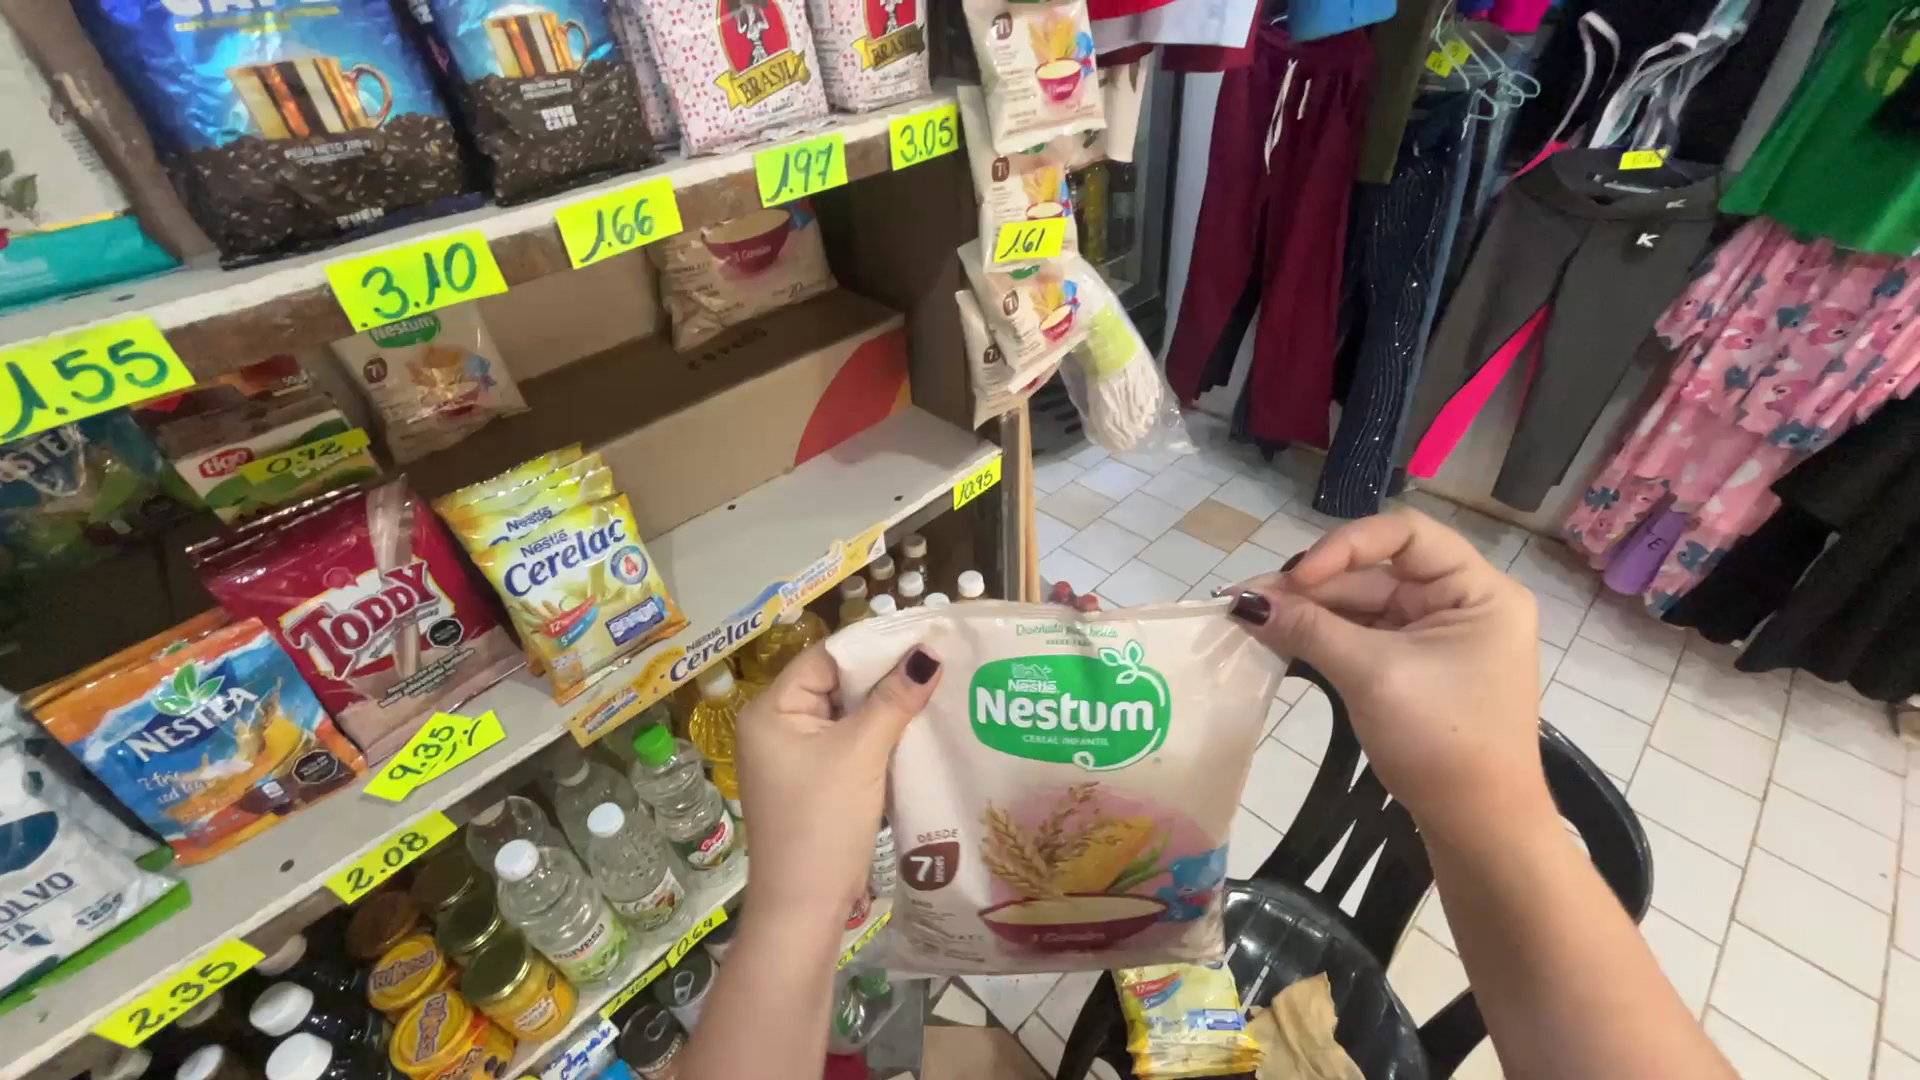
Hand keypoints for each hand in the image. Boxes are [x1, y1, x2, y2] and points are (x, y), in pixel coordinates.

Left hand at [735, 643, 941, 915]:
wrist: (804, 910)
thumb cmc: (823, 823)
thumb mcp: (861, 752)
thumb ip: (895, 698)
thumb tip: (930, 652)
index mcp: (771, 709)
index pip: (826, 657)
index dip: (873, 646)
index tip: (921, 635)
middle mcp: (776, 725)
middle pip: (837, 682)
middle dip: (884, 674)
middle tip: (935, 658)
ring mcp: (794, 754)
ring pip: (847, 712)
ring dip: (885, 703)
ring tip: (934, 683)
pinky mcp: (814, 778)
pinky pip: (848, 739)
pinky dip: (878, 731)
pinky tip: (915, 722)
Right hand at [1223, 509, 1548, 842]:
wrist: (1476, 827)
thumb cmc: (1442, 740)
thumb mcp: (1372, 676)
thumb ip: (1309, 629)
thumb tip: (1244, 601)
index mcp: (1475, 592)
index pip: (1405, 535)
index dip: (1346, 546)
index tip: (1300, 579)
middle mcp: (1453, 602)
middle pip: (1370, 573)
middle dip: (1309, 588)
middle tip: (1245, 600)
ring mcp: (1427, 634)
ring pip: (1354, 605)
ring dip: (1303, 611)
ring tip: (1248, 617)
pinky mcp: (1404, 662)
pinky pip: (1353, 634)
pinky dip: (1314, 635)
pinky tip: (1273, 635)